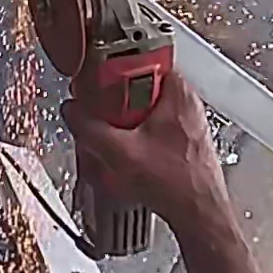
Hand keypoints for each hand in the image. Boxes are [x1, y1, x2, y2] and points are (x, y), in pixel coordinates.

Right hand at [60, 71, 233, 232]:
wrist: (201, 216)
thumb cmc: (177, 185)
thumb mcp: (120, 153)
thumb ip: (89, 128)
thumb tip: (71, 111)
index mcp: (177, 91)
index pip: (143, 57)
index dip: (117, 64)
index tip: (99, 74)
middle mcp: (186, 100)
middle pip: (142, 81)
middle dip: (117, 93)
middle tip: (100, 107)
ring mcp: (188, 118)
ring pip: (147, 102)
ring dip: (126, 114)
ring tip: (111, 130)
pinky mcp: (185, 136)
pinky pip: (155, 120)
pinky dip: (138, 127)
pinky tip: (128, 147)